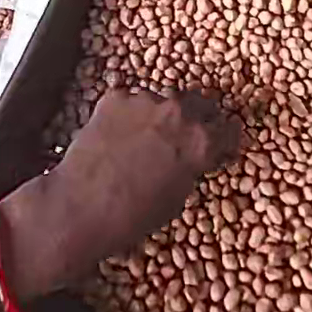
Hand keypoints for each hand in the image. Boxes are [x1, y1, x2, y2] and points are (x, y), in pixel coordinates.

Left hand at [7, 88, 238, 297]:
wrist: (83, 204)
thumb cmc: (133, 214)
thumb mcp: (176, 197)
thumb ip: (189, 167)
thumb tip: (189, 158)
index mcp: (200, 142)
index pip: (227, 130)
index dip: (225, 138)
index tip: (221, 141)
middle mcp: (178, 113)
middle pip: (199, 102)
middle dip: (197, 115)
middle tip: (186, 131)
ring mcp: (145, 100)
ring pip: (160, 100)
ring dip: (158, 114)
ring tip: (141, 137)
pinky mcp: (115, 97)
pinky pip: (128, 100)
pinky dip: (126, 113)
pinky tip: (115, 134)